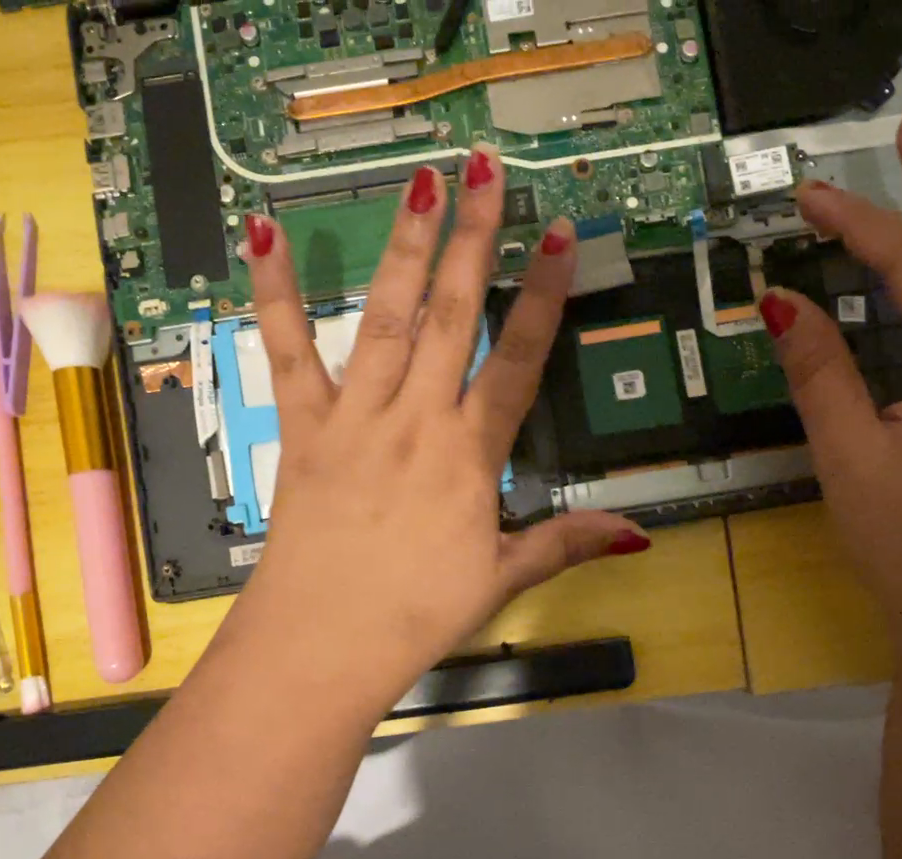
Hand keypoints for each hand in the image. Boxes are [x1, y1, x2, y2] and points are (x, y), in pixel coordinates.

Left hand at [227, 149, 648, 696]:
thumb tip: (638, 534)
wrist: (324, 643)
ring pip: (384, 319)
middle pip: (451, 318)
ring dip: (404, 249)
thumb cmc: (416, 616)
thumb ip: (566, 544)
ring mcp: (355, 418)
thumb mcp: (502, 580)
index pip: (516, 360)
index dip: (540, 296)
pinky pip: (287, 354)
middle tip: (486, 172)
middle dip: (472, 240)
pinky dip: (275, 295)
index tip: (556, 234)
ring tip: (419, 184)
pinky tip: (263, 235)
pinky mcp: (303, 428)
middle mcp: (416, 419)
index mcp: (470, 455)